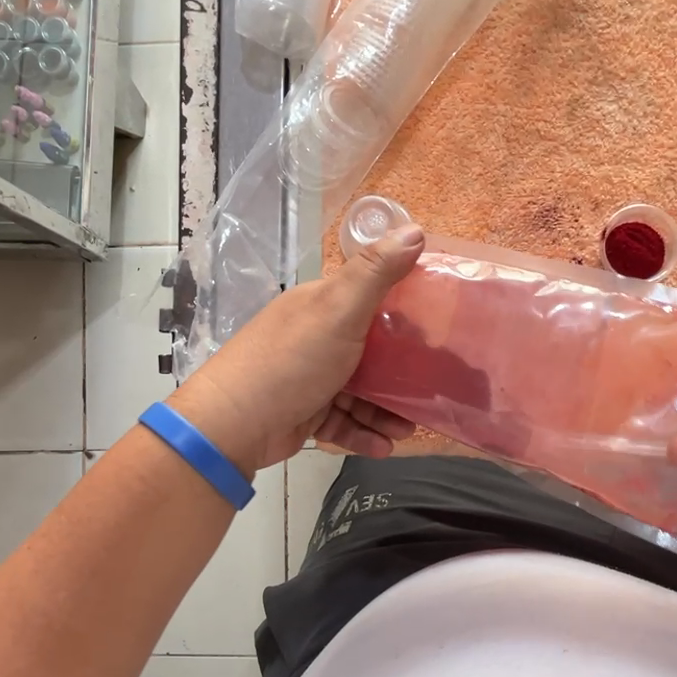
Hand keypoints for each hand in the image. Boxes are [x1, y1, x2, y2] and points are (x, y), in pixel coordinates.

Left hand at [167, 226, 424, 473]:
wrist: (235, 424)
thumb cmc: (292, 361)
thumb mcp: (338, 309)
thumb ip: (376, 273)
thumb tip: (417, 230)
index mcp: (322, 306)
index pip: (371, 299)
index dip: (405, 311)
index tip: (441, 328)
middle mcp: (316, 339)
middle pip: (371, 353)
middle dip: (401, 374)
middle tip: (431, 391)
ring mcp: (310, 379)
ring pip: (360, 394)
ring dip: (386, 412)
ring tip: (407, 429)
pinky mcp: (305, 415)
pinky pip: (343, 424)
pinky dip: (363, 434)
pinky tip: (384, 447)